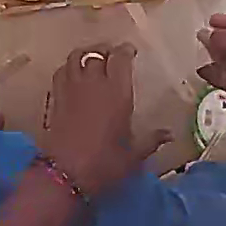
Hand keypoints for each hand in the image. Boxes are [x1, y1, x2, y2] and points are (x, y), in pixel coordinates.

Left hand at [40, 43, 168, 196]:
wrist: (65, 174)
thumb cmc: (105, 163)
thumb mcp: (134, 155)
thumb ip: (152, 140)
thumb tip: (169, 134)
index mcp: (117, 92)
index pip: (120, 58)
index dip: (125, 51)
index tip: (130, 51)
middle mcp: (94, 83)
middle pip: (98, 54)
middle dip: (107, 51)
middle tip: (113, 56)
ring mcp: (71, 88)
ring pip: (76, 57)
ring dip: (86, 53)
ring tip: (92, 57)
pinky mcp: (55, 98)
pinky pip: (60, 72)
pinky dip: (68, 67)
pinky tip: (73, 74)